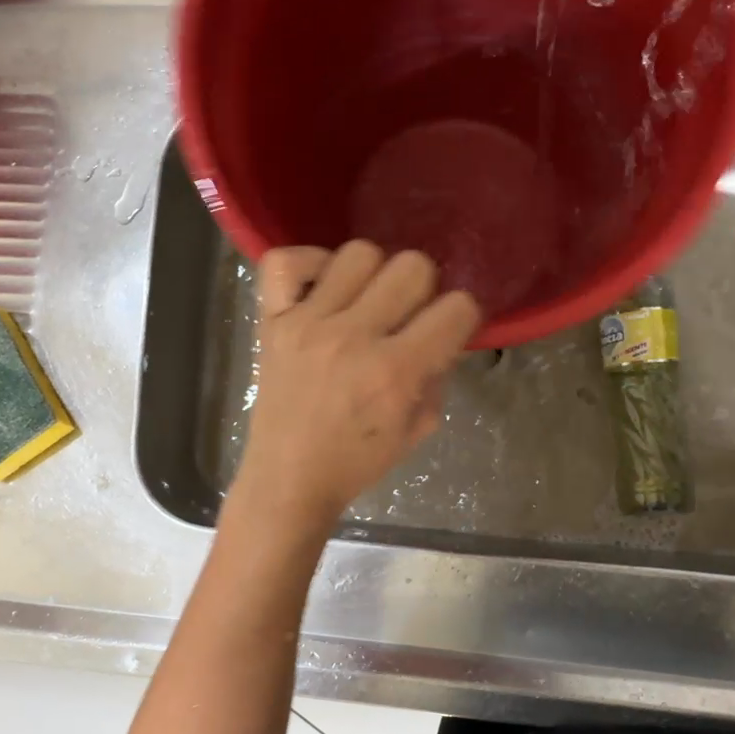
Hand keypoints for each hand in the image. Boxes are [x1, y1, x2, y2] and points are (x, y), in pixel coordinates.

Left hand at [228, 241, 480, 527]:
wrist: (288, 480)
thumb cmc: (356, 463)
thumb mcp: (417, 428)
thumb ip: (438, 375)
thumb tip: (445, 333)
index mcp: (396, 372)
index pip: (457, 308)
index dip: (462, 316)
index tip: (448, 328)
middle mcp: (354, 338)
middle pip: (412, 267)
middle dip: (423, 289)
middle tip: (406, 315)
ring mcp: (308, 324)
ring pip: (359, 253)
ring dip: (373, 274)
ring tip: (364, 302)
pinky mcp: (271, 321)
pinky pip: (285, 261)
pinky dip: (308, 265)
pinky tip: (322, 290)